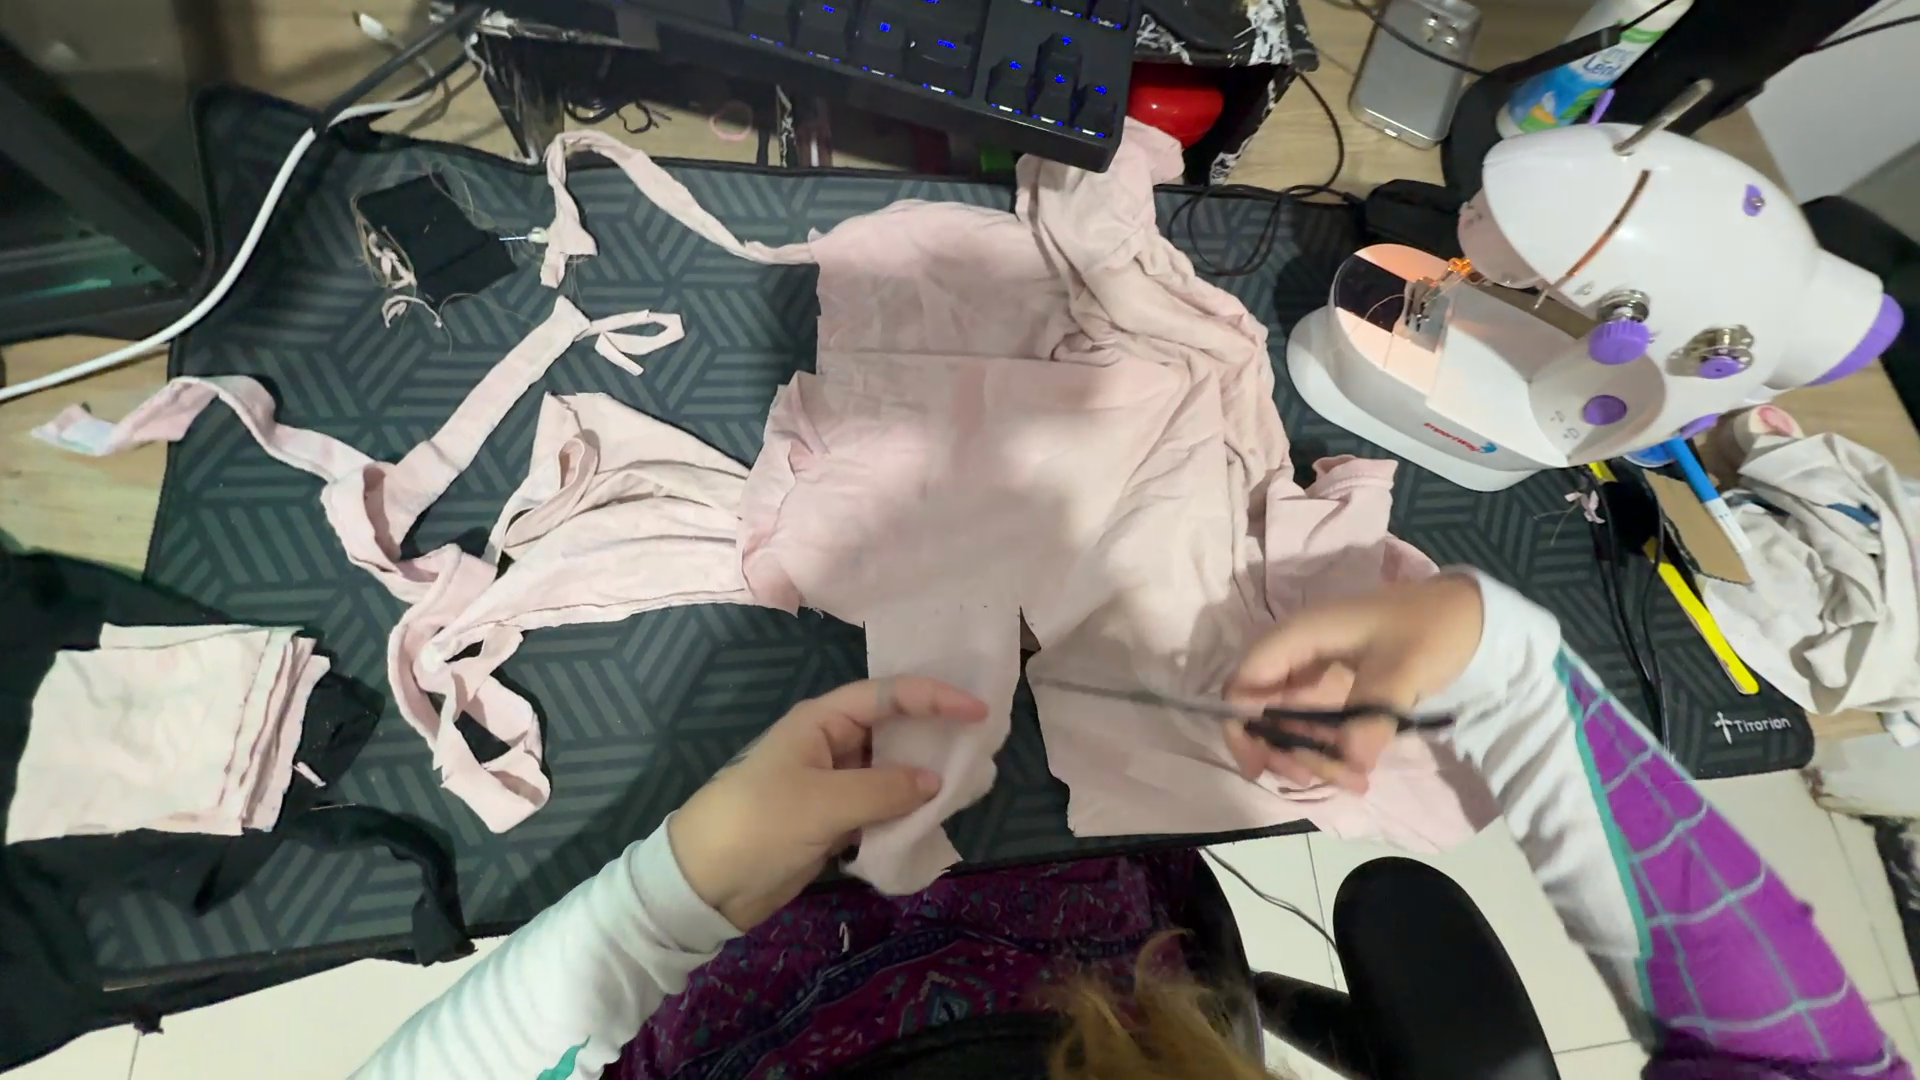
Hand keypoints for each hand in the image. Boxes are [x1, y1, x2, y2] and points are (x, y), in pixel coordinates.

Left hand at [669, 676, 987, 929]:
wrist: (703, 887)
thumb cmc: (759, 825)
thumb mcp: (823, 803)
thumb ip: (885, 789)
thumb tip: (935, 781)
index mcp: (823, 720)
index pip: (887, 695)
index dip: (934, 697)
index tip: (977, 711)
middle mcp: (832, 742)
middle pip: (893, 728)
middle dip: (934, 734)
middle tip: (980, 744)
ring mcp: (834, 782)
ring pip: (891, 769)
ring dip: (923, 776)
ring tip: (968, 781)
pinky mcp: (834, 818)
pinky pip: (881, 804)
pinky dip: (906, 810)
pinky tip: (934, 816)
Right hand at [1224, 575, 1484, 793]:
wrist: (1472, 615)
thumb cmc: (1431, 628)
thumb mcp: (1405, 666)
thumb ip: (1373, 712)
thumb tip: (1350, 761)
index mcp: (1297, 638)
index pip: (1244, 683)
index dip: (1240, 725)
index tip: (1261, 767)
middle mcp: (1294, 656)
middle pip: (1259, 710)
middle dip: (1278, 751)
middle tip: (1311, 778)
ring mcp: (1312, 675)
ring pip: (1286, 724)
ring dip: (1308, 757)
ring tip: (1353, 783)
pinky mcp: (1332, 691)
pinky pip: (1313, 726)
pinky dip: (1327, 752)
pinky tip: (1357, 773)